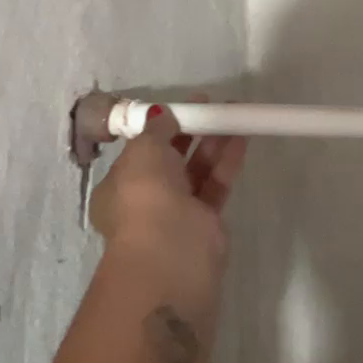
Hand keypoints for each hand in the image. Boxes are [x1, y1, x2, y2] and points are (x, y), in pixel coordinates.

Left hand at [89, 103, 246, 269]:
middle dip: (192, 130)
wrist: (168, 256)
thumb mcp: (143, 152)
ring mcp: (176, 212)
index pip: (142, 150)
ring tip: (234, 113)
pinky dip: (228, 159)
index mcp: (120, 186)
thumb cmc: (145, 198)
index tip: (185, 106)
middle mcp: (146, 199)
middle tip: (214, 106)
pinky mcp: (205, 221)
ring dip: (214, 141)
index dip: (163, 125)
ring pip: (197, 168)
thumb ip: (156, 129)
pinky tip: (243, 137)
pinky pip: (216, 182)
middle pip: (172, 157)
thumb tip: (161, 113)